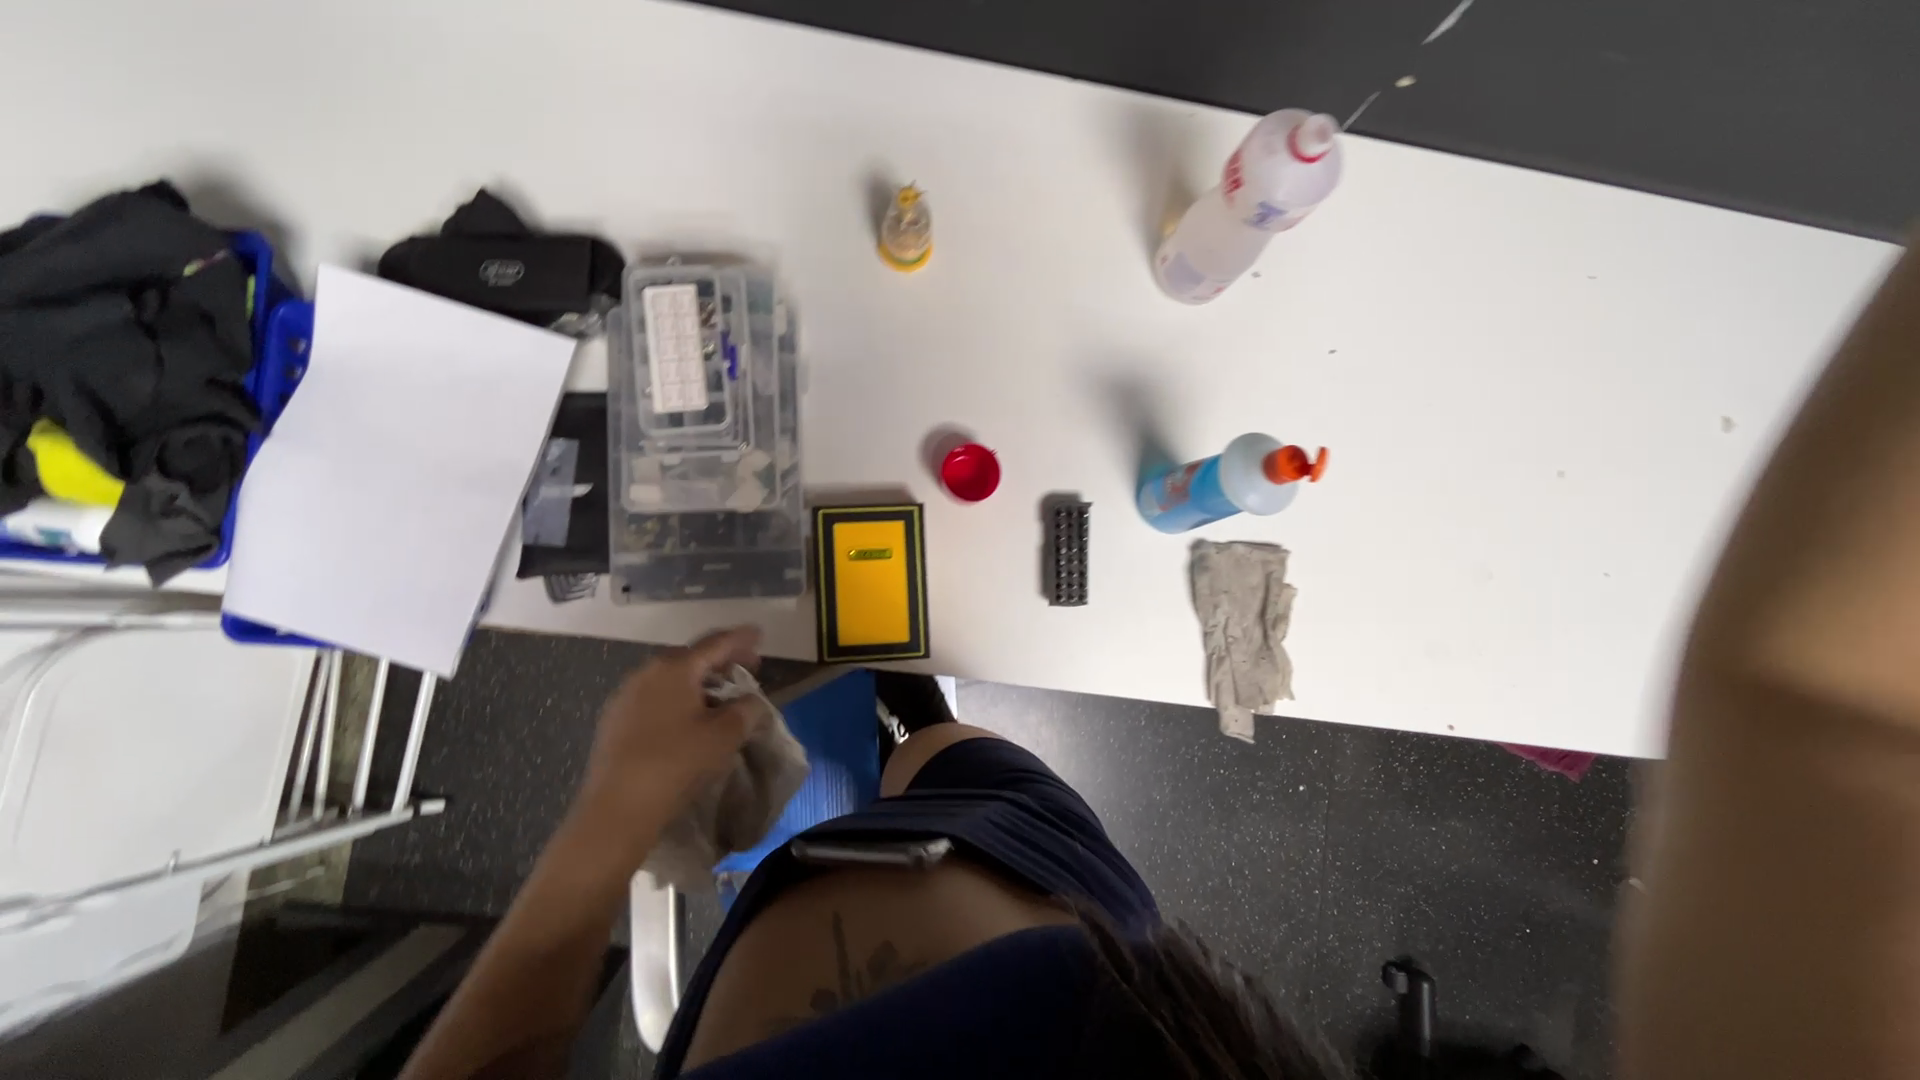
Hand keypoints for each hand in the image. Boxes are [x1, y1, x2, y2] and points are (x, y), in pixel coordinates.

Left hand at [572, 626, 763, 846]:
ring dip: (697, 683)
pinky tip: (686, 721)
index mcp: (675, 668)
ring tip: (718, 697)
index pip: (715, 644)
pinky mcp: (613, 722)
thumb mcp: (725, 735)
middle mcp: (646, 673)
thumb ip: (746, 710)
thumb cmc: (677, 762)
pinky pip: (654, 699)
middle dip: (719, 661)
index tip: (759, 635)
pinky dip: (677, 700)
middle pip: (690, 658)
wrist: (618, 807)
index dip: (741, 639)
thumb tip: (751, 701)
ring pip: (670, 680)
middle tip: (744, 669)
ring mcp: (625, 696)